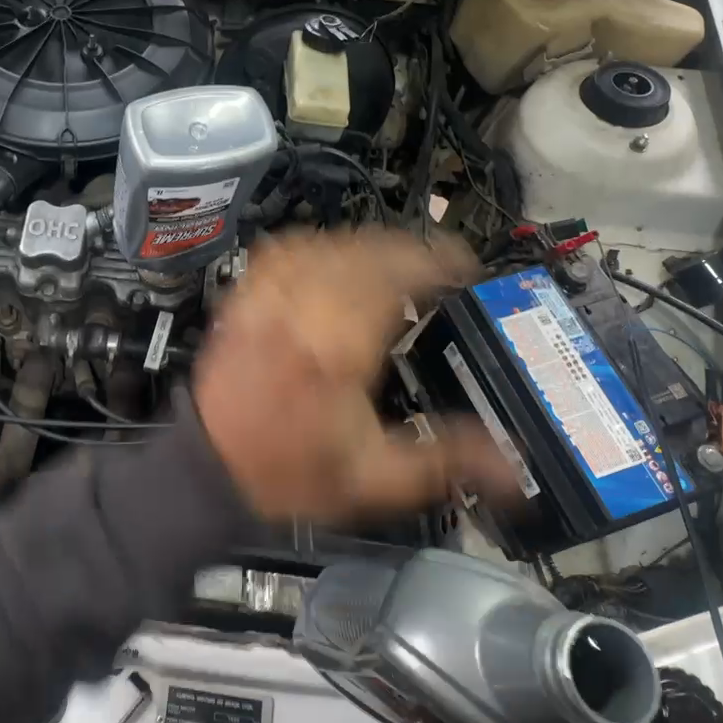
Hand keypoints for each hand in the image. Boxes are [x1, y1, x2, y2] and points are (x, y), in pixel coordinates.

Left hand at [191, 228, 518, 521]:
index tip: (461, 263)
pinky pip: (278, 253)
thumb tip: (509, 465)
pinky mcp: (242, 303)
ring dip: (363, 243)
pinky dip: (311, 245)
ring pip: (322, 247)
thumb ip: (445, 461)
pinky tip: (329, 253)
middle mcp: (301, 316)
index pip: (392, 280)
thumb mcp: (375, 479)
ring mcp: (266, 304)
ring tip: (392, 255)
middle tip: (436, 261)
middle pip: (360, 254)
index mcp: (338, 352)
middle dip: (406, 249)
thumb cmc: (290, 471)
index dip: (433, 262)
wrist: (213, 468)